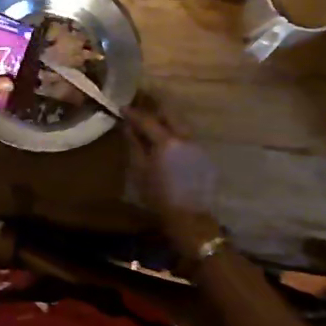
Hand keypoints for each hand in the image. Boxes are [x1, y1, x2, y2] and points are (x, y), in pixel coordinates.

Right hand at [123, 101, 222, 256]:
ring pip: (180, 123)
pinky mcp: (202, 154)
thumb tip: (127, 127)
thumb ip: (134, 145)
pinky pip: (186, 136)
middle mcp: (184, 137)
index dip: (133, 113)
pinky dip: (174, 134)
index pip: (147, 119)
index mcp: (166, 141)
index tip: (122, 108)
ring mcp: (196, 145)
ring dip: (165, 121)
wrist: (189, 217)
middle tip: (140, 113)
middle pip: (169, 113)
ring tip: (152, 127)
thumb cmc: (158, 196)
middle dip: (154, 110)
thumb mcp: (139, 171)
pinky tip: (166, 144)